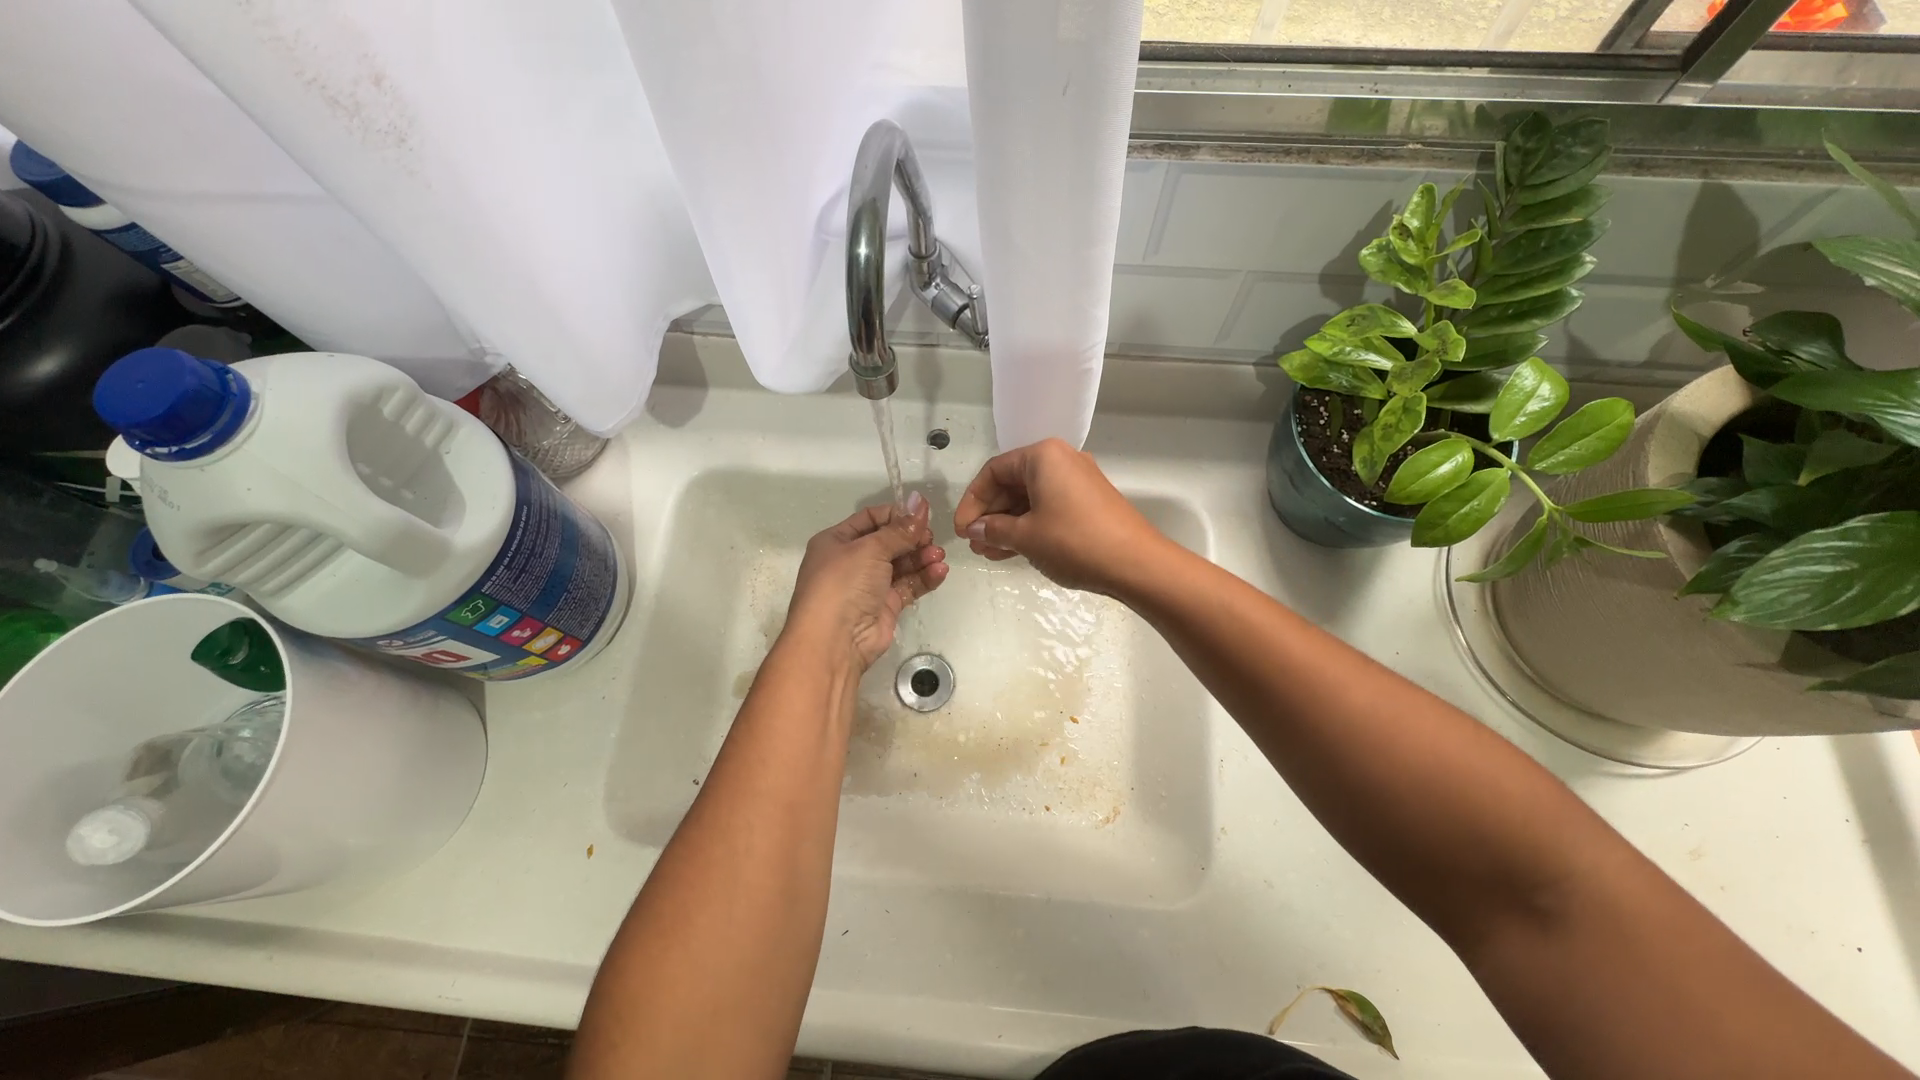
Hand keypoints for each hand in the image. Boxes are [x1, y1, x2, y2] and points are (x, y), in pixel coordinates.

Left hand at [784, 492, 947, 670]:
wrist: (834, 640)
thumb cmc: (844, 583)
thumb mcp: (870, 549)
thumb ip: (899, 530)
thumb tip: (920, 502)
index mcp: (837, 541)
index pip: (870, 519)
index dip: (896, 515)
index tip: (922, 514)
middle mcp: (851, 561)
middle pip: (888, 542)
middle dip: (912, 538)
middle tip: (931, 538)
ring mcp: (868, 585)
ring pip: (900, 565)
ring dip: (921, 558)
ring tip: (938, 556)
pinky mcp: (885, 606)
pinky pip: (907, 586)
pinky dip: (924, 578)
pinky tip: (940, 571)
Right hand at [951, 438, 1167, 595]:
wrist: (1137, 564)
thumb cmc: (1074, 542)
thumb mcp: (1026, 537)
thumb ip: (994, 530)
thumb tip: (974, 530)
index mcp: (1043, 456)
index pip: (994, 471)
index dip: (972, 501)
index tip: (961, 530)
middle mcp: (1061, 460)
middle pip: (1012, 483)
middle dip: (990, 515)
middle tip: (974, 544)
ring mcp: (1078, 482)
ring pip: (1030, 499)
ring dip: (1007, 524)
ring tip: (988, 553)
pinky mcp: (1090, 504)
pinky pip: (1049, 509)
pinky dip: (1029, 527)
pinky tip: (1012, 551)